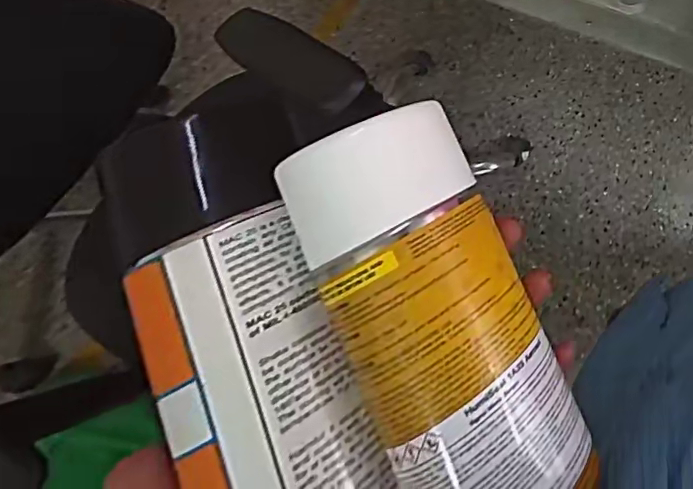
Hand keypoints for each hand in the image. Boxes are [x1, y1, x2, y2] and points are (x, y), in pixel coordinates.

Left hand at [105, 215, 569, 488]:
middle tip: (507, 234)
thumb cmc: (294, 488)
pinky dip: (545, 375)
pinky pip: (518, 401)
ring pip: (490, 346)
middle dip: (484, 265)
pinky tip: (561, 355)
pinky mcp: (477, 452)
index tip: (430, 229)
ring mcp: (440, 427)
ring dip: (522, 305)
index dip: (402, 269)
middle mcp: (394, 404)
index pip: (371, 322)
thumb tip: (131, 465)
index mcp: (341, 404)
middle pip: (444, 316)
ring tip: (540, 282)